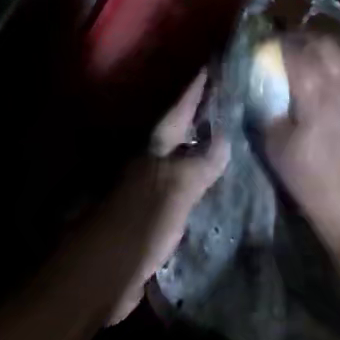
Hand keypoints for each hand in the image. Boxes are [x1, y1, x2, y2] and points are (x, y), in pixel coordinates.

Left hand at [65, 72, 229, 324]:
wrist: (103, 277)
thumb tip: (226, 137)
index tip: (218, 62)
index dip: (199, 87)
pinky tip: (222, 185)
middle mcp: (151, 162)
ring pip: (185, 160)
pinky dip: (204, 183)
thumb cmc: (138, 225)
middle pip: (183, 131)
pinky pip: (186, 190)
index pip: (181, 108)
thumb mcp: (176, 188)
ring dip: (207, 149)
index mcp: (155, 149)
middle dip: (206, 115)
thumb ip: (202, 162)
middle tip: (237, 99)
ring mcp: (152, 189)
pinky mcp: (155, 216)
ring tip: (237, 137)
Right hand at [263, 38, 339, 245]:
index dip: (277, 44)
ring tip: (306, 57)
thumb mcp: (275, 148)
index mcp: (314, 92)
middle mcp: (339, 84)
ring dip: (323, 47)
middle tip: (281, 50)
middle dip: (300, 41)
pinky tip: (329, 73)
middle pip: (322, 44)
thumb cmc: (311, 179)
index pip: (295, 52)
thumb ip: (266, 112)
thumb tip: (258, 90)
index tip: (261, 47)